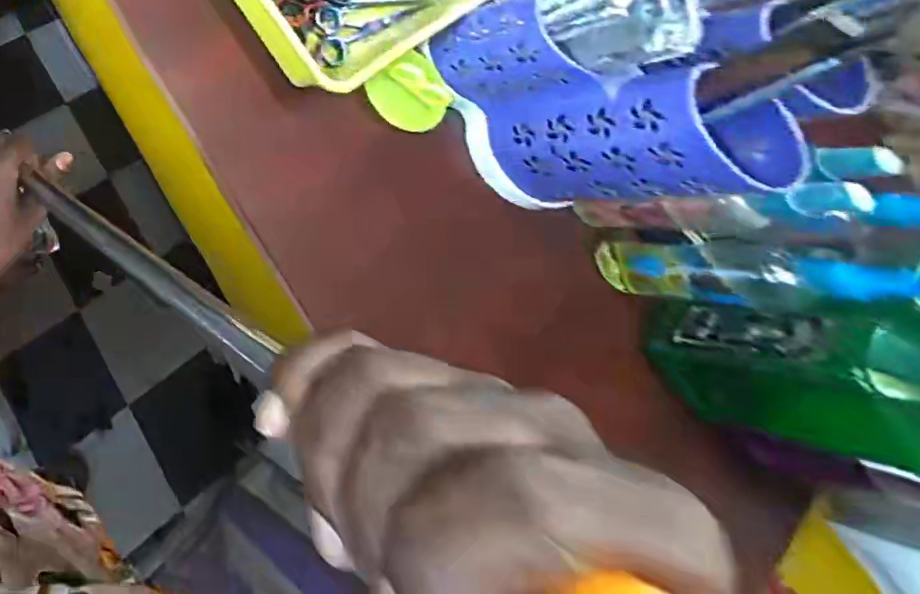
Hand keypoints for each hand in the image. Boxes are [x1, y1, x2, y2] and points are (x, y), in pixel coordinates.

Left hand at [0, 134, 71, 286]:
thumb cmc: (4, 240)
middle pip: (0, 141)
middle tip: (25, 174)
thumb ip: (47, 181)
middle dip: (15, 150)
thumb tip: (66, 156)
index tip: (39, 174)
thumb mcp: (32, 213)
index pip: (21, 143)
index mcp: (2, 166)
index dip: (34, 155)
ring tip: (8, 178)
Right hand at [253, 332, 735, 593]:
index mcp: (648, 515)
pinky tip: (272, 423)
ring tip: (338, 533)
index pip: (526, 498)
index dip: (438, 550)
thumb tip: (411, 572)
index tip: (401, 593)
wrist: (560, 590)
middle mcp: (563, 429)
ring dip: (326, 460)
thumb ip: (524, 588)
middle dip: (367, 506)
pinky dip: (298, 382)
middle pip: (423, 426)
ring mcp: (484, 389)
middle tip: (366, 571)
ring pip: (373, 375)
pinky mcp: (425, 373)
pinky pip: (346, 351)